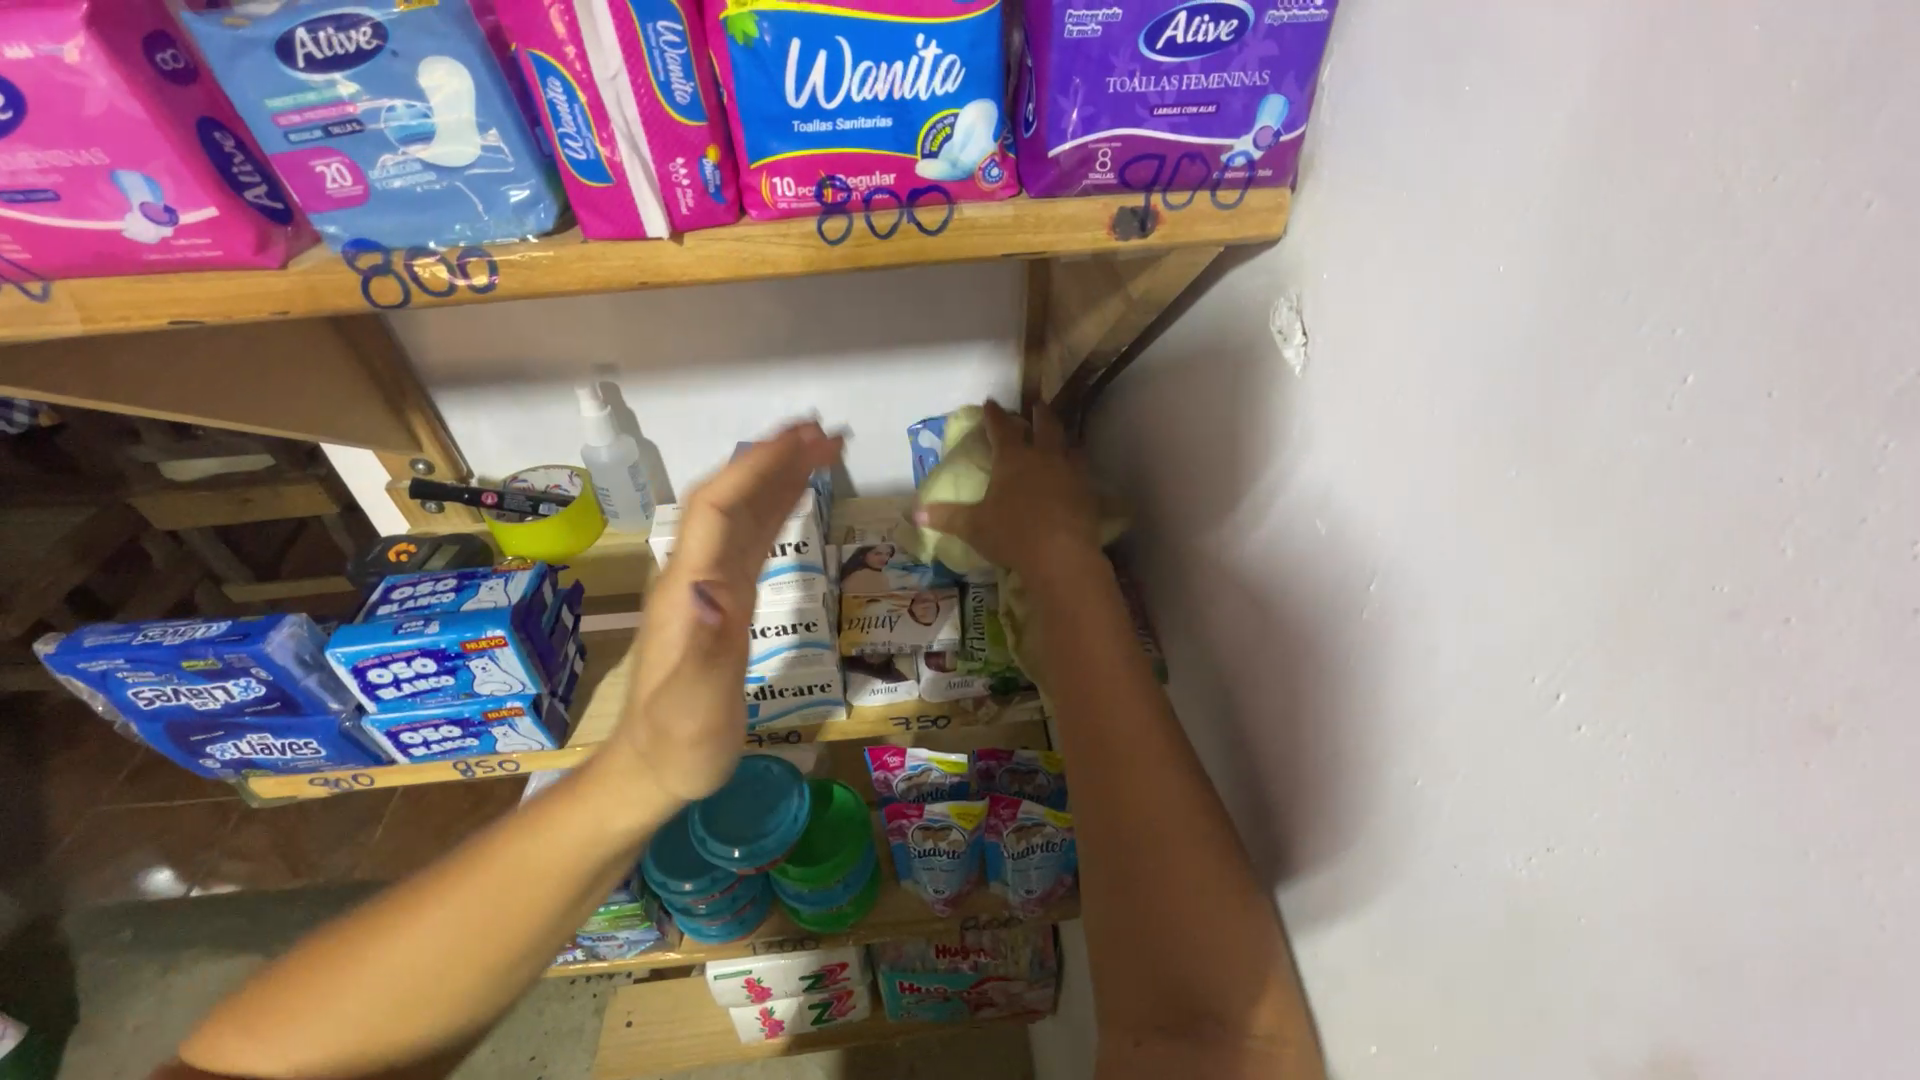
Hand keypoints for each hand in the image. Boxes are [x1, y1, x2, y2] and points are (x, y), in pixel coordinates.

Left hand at [606, 423, 841, 804]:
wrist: (653, 768)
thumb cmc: (680, 741)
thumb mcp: (694, 703)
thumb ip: (706, 648)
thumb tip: (714, 586)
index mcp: (692, 589)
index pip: (720, 508)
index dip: (758, 467)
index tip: (803, 438)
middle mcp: (698, 575)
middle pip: (731, 499)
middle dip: (772, 459)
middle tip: (824, 432)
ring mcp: (709, 588)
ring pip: (742, 516)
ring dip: (777, 477)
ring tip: (821, 450)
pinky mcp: (723, 603)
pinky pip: (751, 543)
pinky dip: (775, 512)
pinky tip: (796, 499)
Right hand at [913, 401, 1101, 578]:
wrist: (1061, 556)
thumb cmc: (1011, 535)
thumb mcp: (974, 527)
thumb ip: (947, 517)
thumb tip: (915, 513)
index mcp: (1013, 458)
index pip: (1001, 427)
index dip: (994, 414)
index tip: (990, 402)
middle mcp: (1044, 457)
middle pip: (1044, 425)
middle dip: (1038, 413)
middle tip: (1036, 405)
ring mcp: (1070, 472)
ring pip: (1069, 444)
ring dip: (1063, 437)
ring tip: (1060, 436)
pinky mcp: (1088, 492)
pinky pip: (1083, 471)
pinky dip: (1077, 466)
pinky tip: (1076, 474)